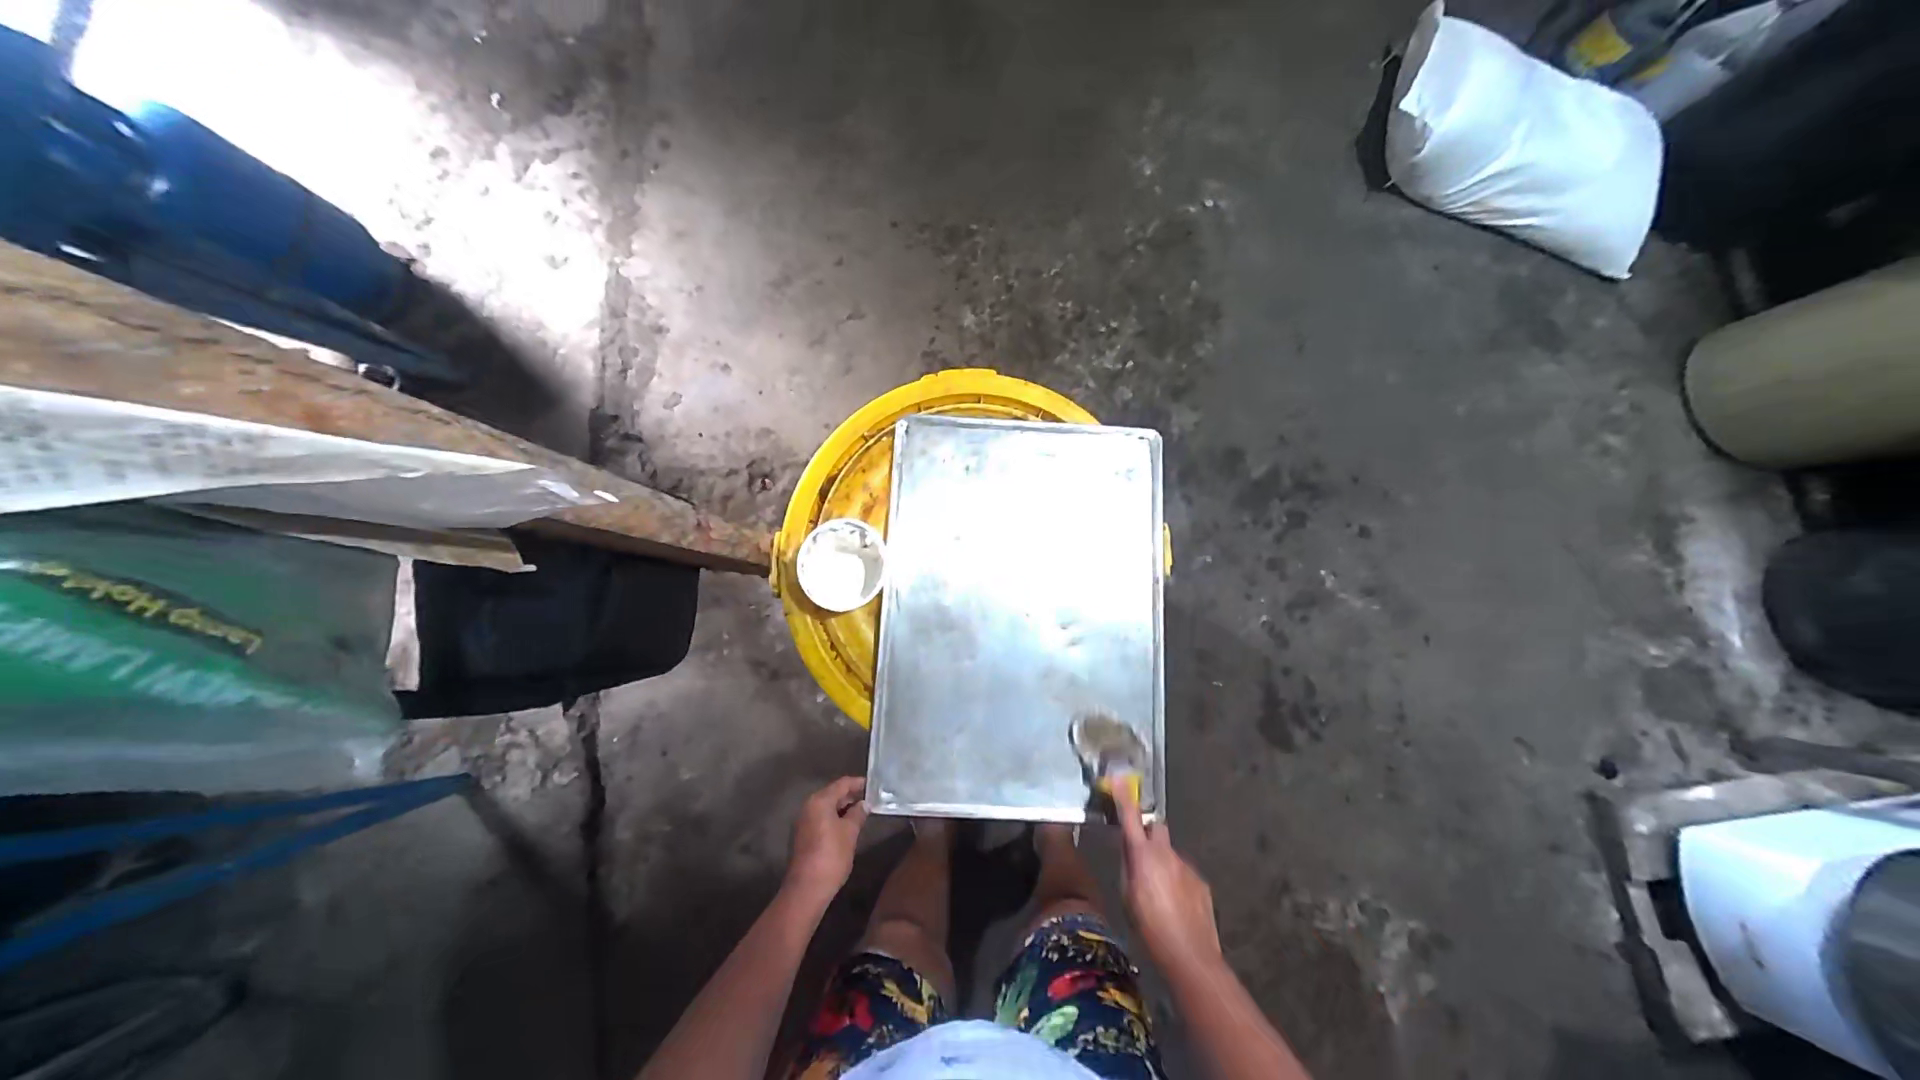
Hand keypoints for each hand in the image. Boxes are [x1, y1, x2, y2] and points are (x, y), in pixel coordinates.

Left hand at [785, 776, 868, 899]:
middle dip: (851, 795)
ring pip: (827, 807)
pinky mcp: (804, 834)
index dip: (858, 783)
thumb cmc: (831, 855)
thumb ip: (858, 814)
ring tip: (862, 812)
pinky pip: (822, 818)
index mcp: (819, 801)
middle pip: (833, 793)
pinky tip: (848, 825)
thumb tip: (864, 804)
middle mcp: (809, 806)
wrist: (807, 888)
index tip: (874, 786)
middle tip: (871, 799)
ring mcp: (804, 821)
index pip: (842, 784)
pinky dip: (835, 817)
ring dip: (844, 807)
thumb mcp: (850, 832)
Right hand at [1113, 785, 1223, 971]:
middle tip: (1139, 855)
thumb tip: (1129, 852)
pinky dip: (1176, 881)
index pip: (1130, 818)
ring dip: (1161, 864)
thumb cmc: (1149, 927)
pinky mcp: (1200, 882)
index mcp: (1143, 855)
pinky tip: (1174, 906)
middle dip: (1147, 835)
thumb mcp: (1126, 895)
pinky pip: (1183, 873)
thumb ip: (1127, 867)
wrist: (1190, 955)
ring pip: (1169, 854)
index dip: (1124, 798)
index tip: (1120, 779)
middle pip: (1156, 829)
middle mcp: (1166, 854)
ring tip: (1158, 895)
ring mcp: (1187, 866)